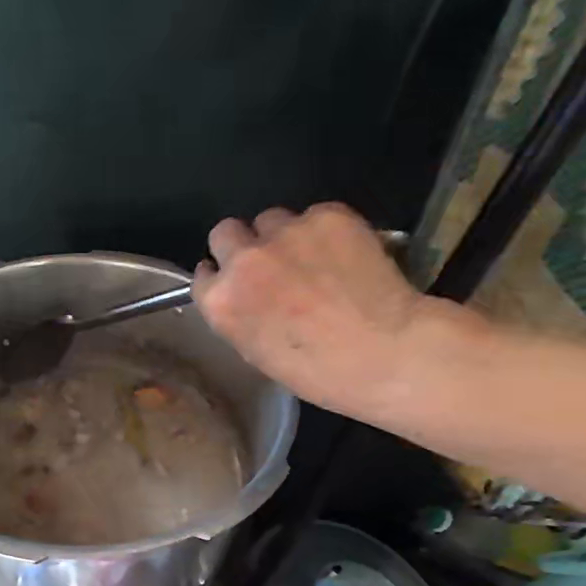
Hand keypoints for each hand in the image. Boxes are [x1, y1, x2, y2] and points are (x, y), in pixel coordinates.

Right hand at [192, 202, 475, 416]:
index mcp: (221, 300)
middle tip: (268, 264)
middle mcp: (244, 259)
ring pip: (271, 219)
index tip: (236, 283)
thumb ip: (238, 314)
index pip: (203, 274)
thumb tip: (243, 296)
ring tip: (312, 258)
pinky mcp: (327, 215)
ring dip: (282, 235)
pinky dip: (324, 231)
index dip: (221, 277)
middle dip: (241, 245)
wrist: (382, 351)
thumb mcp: (255, 351)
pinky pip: (315, 214)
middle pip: (225, 232)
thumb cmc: (315, 371)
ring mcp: (285, 233)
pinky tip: (344, 254)